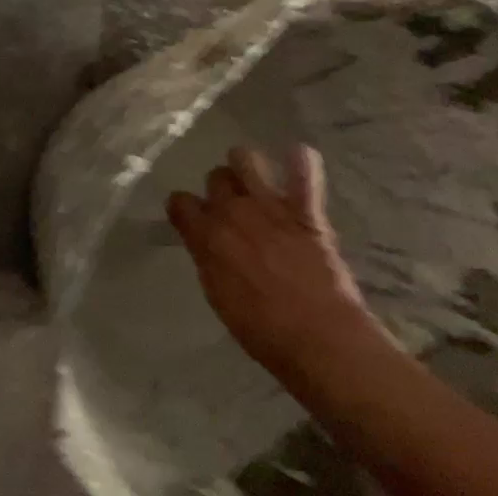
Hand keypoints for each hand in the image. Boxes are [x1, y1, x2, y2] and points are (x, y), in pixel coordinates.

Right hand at [166, 146, 386, 372]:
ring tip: (257, 182)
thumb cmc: (262, 330)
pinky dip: (301, 161)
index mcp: (205, 236)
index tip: (192, 219)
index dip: (184, 208)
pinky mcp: (306, 213)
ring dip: (248, 166)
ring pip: (245, 158)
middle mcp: (232, 212)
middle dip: (221, 189)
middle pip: (215, 177)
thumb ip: (208, 258)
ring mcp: (269, 207)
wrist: (318, 339)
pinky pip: (304, 172)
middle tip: (233, 210)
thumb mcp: (218, 295)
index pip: (178, 201)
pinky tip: (298, 160)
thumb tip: (206, 243)